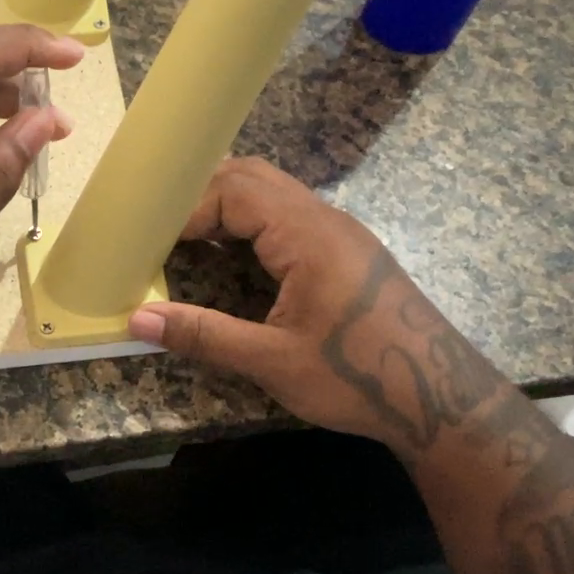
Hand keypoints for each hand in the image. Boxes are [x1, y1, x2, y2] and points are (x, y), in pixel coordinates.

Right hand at [127, 158, 513, 463]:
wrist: (435, 395)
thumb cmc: (354, 377)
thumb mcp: (271, 361)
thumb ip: (203, 335)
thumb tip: (138, 322)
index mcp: (307, 235)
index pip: (233, 191)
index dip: (184, 210)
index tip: (145, 240)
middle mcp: (324, 220)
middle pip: (252, 178)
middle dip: (199, 197)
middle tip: (156, 232)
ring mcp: (337, 234)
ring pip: (271, 195)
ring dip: (223, 209)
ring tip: (180, 240)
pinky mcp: (342, 254)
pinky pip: (285, 218)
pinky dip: (246, 225)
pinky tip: (225, 256)